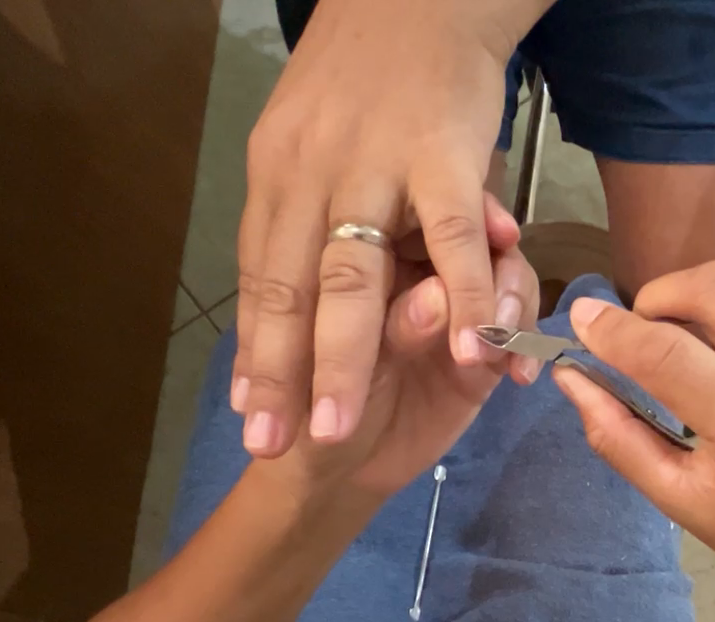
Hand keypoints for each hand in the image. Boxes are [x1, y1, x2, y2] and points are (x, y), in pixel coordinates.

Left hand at [232, 0, 541, 459]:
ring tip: (336, 429)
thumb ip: (307, 217)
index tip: (249, 418)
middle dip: (280, 377)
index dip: (255, 353)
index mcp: (278, 178)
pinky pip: (453, 241)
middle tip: (272, 448)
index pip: (262, 283)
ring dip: (344, 361)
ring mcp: (376, 169)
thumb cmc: (368, 81)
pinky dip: (461, 300)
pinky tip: (464, 354)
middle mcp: (311, 177)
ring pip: (353, 278)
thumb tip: (302, 290)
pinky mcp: (444, 160)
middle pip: (292, 293)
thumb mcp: (312, 144)